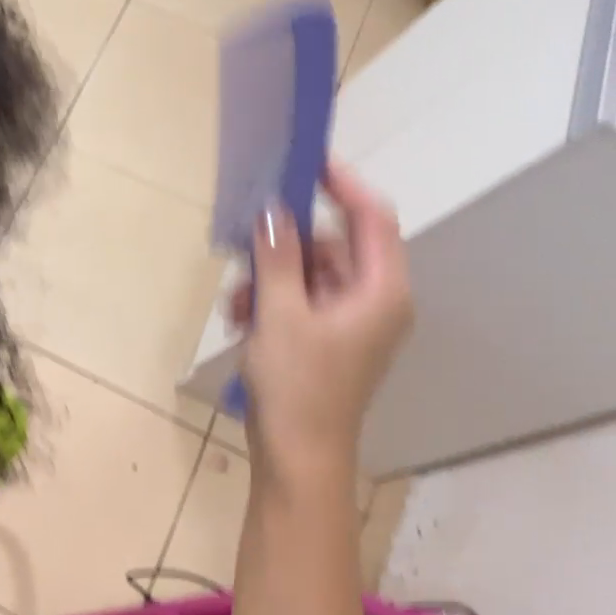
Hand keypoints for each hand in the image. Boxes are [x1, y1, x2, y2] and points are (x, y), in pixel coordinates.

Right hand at [230, 162, 413, 474]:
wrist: (297, 451)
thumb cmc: (296, 383)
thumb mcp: (279, 316)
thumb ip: (277, 260)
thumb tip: (270, 211)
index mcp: (380, 290)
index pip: (370, 219)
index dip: (341, 186)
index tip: (304, 163)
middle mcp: (374, 300)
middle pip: (330, 249)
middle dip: (283, 250)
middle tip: (240, 255)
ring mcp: (350, 322)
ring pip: (307, 277)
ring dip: (267, 281)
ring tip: (235, 306)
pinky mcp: (326, 340)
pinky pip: (298, 303)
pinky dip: (268, 304)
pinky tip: (240, 321)